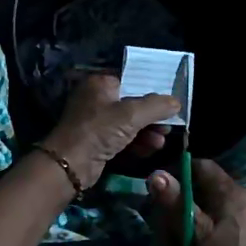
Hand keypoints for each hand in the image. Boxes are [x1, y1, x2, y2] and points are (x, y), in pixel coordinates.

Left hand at [39, 75, 180, 188]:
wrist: (69, 165)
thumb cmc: (99, 131)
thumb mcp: (132, 114)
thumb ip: (157, 106)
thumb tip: (176, 102)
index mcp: (100, 84)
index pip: (132, 80)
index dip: (153, 90)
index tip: (171, 101)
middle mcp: (97, 99)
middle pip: (134, 103)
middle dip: (153, 116)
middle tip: (169, 125)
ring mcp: (97, 121)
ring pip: (130, 123)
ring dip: (148, 132)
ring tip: (161, 141)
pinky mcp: (98, 141)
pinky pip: (123, 137)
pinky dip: (137, 142)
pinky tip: (151, 149)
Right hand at [146, 158, 245, 245]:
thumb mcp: (195, 231)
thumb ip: (175, 202)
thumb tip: (155, 173)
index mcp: (229, 190)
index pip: (201, 164)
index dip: (177, 169)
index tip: (156, 183)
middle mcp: (237, 197)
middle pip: (203, 182)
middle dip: (179, 191)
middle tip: (157, 207)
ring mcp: (239, 214)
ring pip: (206, 200)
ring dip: (186, 209)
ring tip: (168, 225)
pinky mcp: (238, 231)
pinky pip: (213, 216)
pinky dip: (196, 221)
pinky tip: (185, 238)